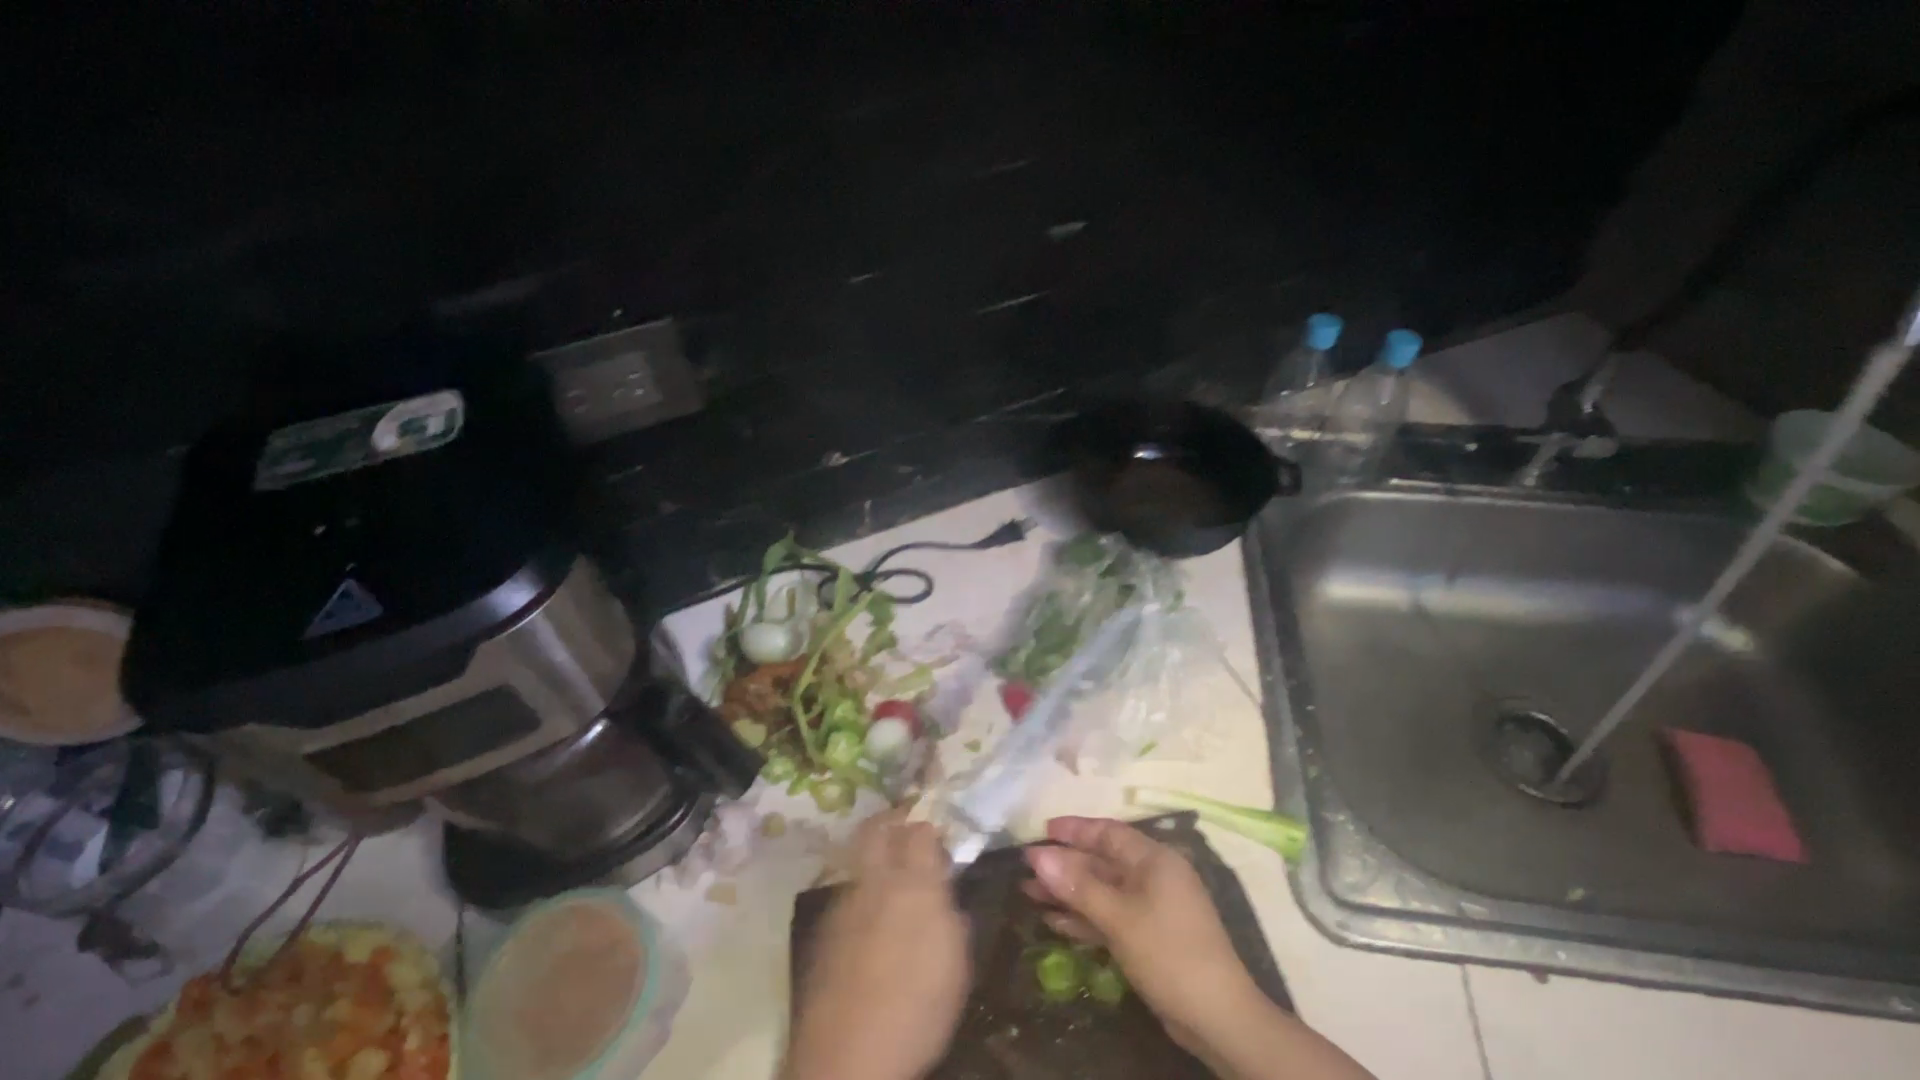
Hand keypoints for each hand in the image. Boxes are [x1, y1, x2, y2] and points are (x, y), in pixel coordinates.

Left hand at [783, 810, 969, 1079]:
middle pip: (876, 828)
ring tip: (893, 884)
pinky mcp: (823, 931)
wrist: (847, 1057)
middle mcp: (874, 883)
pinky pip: (848, 896)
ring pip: (859, 862)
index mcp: (915, 886)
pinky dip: (863, 897)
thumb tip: (947, 901)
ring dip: (876, 860)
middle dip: (893, 820)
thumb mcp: (957, 968)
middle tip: (910, 830)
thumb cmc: (918, 1012)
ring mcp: (843, 904)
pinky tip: (873, 925)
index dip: (931, 826)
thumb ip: (952, 922)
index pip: (920, 831)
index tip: (941, 836)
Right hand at [1021, 816, 1260, 1051]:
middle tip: (1025, 867)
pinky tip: (1053, 921)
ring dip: (1068, 892)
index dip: (1075, 830)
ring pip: (1102, 891)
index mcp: (1155, 860)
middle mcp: (1154, 877)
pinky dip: (1083, 917)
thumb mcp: (1118, 917)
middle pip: (1102, 862)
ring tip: (1028, 892)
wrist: (1215, 1014)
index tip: (1041, 831)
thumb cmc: (1168, 952)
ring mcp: (1152, 909)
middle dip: (1064, 865)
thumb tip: (1038, 856)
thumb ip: (1077, 885)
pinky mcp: (1148, 937)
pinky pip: (1109, 917)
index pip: (1109, 833)